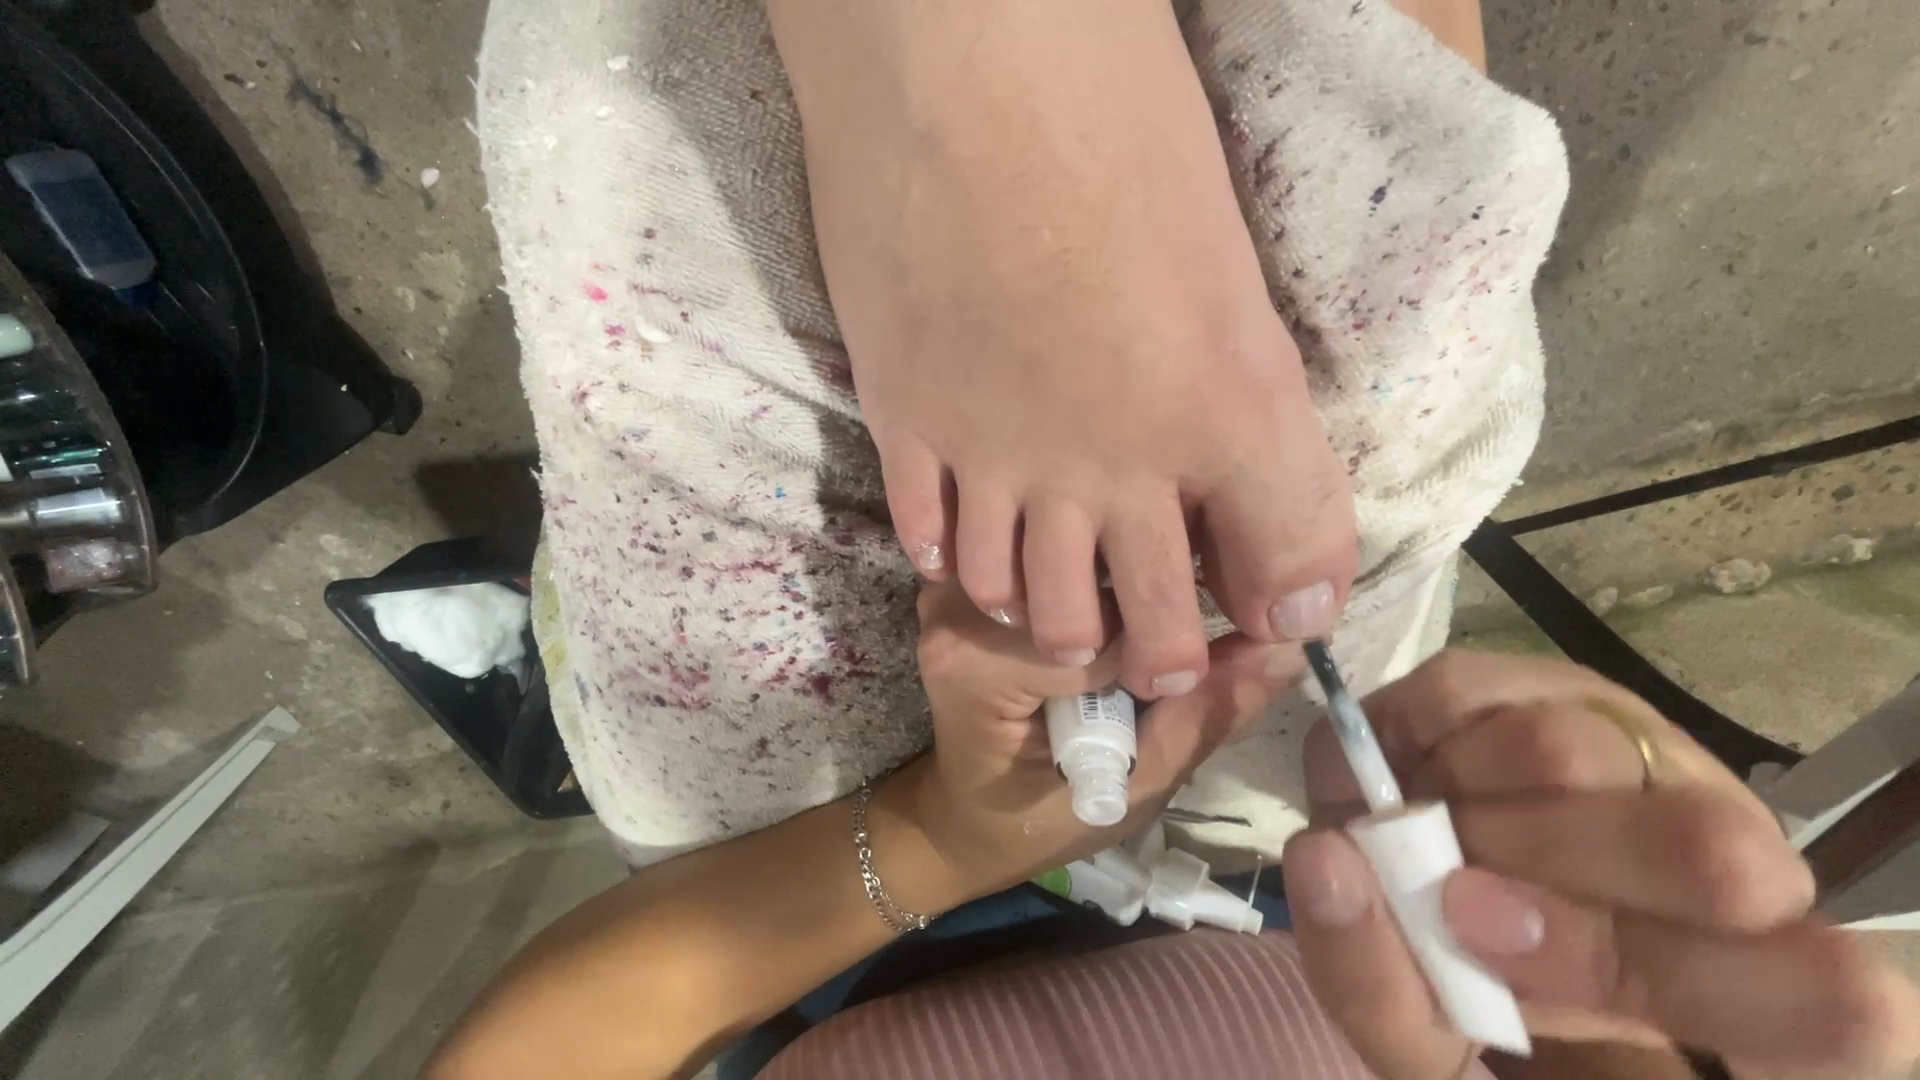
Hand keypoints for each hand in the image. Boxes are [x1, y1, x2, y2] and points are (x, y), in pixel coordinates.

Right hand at [769, 0, 1358, 701]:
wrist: (957, 63)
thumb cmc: (1115, 120)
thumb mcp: (1224, 252)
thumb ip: (1243, 378)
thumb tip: (1232, 449)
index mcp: (1224, 408)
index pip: (1293, 562)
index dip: (1294, 606)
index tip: (1277, 612)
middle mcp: (1114, 465)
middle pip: (1146, 623)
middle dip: (1163, 654)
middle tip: (1156, 652)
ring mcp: (998, 458)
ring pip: (1029, 602)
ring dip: (1054, 621)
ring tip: (1058, 613)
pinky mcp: (908, 429)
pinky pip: (933, 541)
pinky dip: (957, 562)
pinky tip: (964, 552)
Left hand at [892, 581, 1297, 901]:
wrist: (967, 814)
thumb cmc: (1041, 817)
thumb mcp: (1132, 790)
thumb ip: (1199, 718)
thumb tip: (1284, 647)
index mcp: (977, 664)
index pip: (1104, 622)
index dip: (1169, 636)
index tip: (1211, 656)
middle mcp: (953, 609)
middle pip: (1083, 568)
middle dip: (1149, 586)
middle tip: (1195, 616)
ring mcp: (951, 586)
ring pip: (1069, 548)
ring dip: (1123, 573)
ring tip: (1160, 606)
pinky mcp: (966, 579)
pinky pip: (1047, 554)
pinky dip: (1094, 571)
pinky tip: (1121, 593)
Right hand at [1281, 651, 1919, 1079]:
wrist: (1415, 860)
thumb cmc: (1442, 972)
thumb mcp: (1421, 1035)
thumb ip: (1379, 988)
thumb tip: (1324, 862)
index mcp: (1751, 987)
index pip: (1832, 1003)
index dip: (1691, 977)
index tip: (1504, 952)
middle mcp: (1731, 850)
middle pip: (1711, 855)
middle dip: (1550, 881)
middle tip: (1451, 902)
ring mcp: (1631, 742)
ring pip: (1561, 755)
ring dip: (1452, 806)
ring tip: (1412, 834)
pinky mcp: (1528, 679)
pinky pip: (1457, 696)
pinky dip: (1400, 742)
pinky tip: (1398, 779)